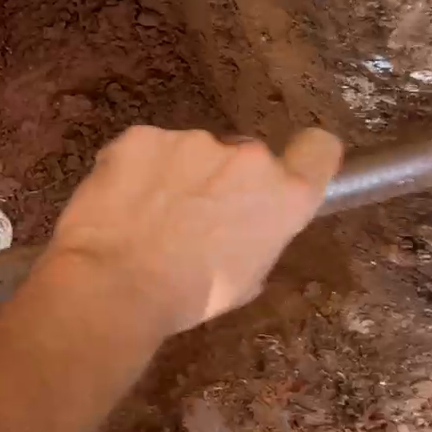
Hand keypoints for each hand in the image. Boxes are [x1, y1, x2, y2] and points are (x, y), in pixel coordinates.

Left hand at [45, 127, 341, 335]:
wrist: (114, 282)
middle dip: (217, 175)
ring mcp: (190, 140)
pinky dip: (130, 168)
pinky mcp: (139, 137)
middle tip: (184, 212)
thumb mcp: (245, 277)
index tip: (275, 173)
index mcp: (285, 194)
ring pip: (184, 150)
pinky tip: (114, 199)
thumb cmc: (187, 295)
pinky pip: (140, 148)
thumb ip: (257, 235)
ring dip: (169, 171)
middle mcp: (245, 156)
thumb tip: (240, 228)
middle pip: (238, 154)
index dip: (299, 157)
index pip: (317, 148)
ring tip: (141, 212)